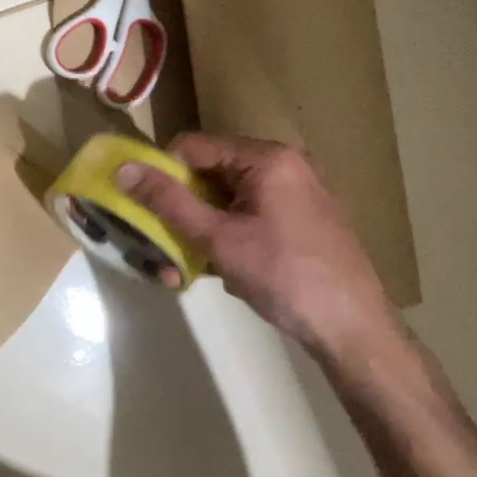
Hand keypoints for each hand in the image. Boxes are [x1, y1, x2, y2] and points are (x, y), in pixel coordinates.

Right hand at [116, 133, 399, 358]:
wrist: (354, 330)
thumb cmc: (284, 275)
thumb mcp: (215, 237)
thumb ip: (167, 200)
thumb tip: (122, 168)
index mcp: (268, 159)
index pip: (192, 146)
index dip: (162, 172)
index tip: (149, 207)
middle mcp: (285, 166)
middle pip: (208, 171)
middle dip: (180, 205)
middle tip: (165, 239)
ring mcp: (297, 194)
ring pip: (225, 196)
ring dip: (199, 225)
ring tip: (189, 262)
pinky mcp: (302, 220)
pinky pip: (247, 213)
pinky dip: (226, 233)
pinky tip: (223, 265)